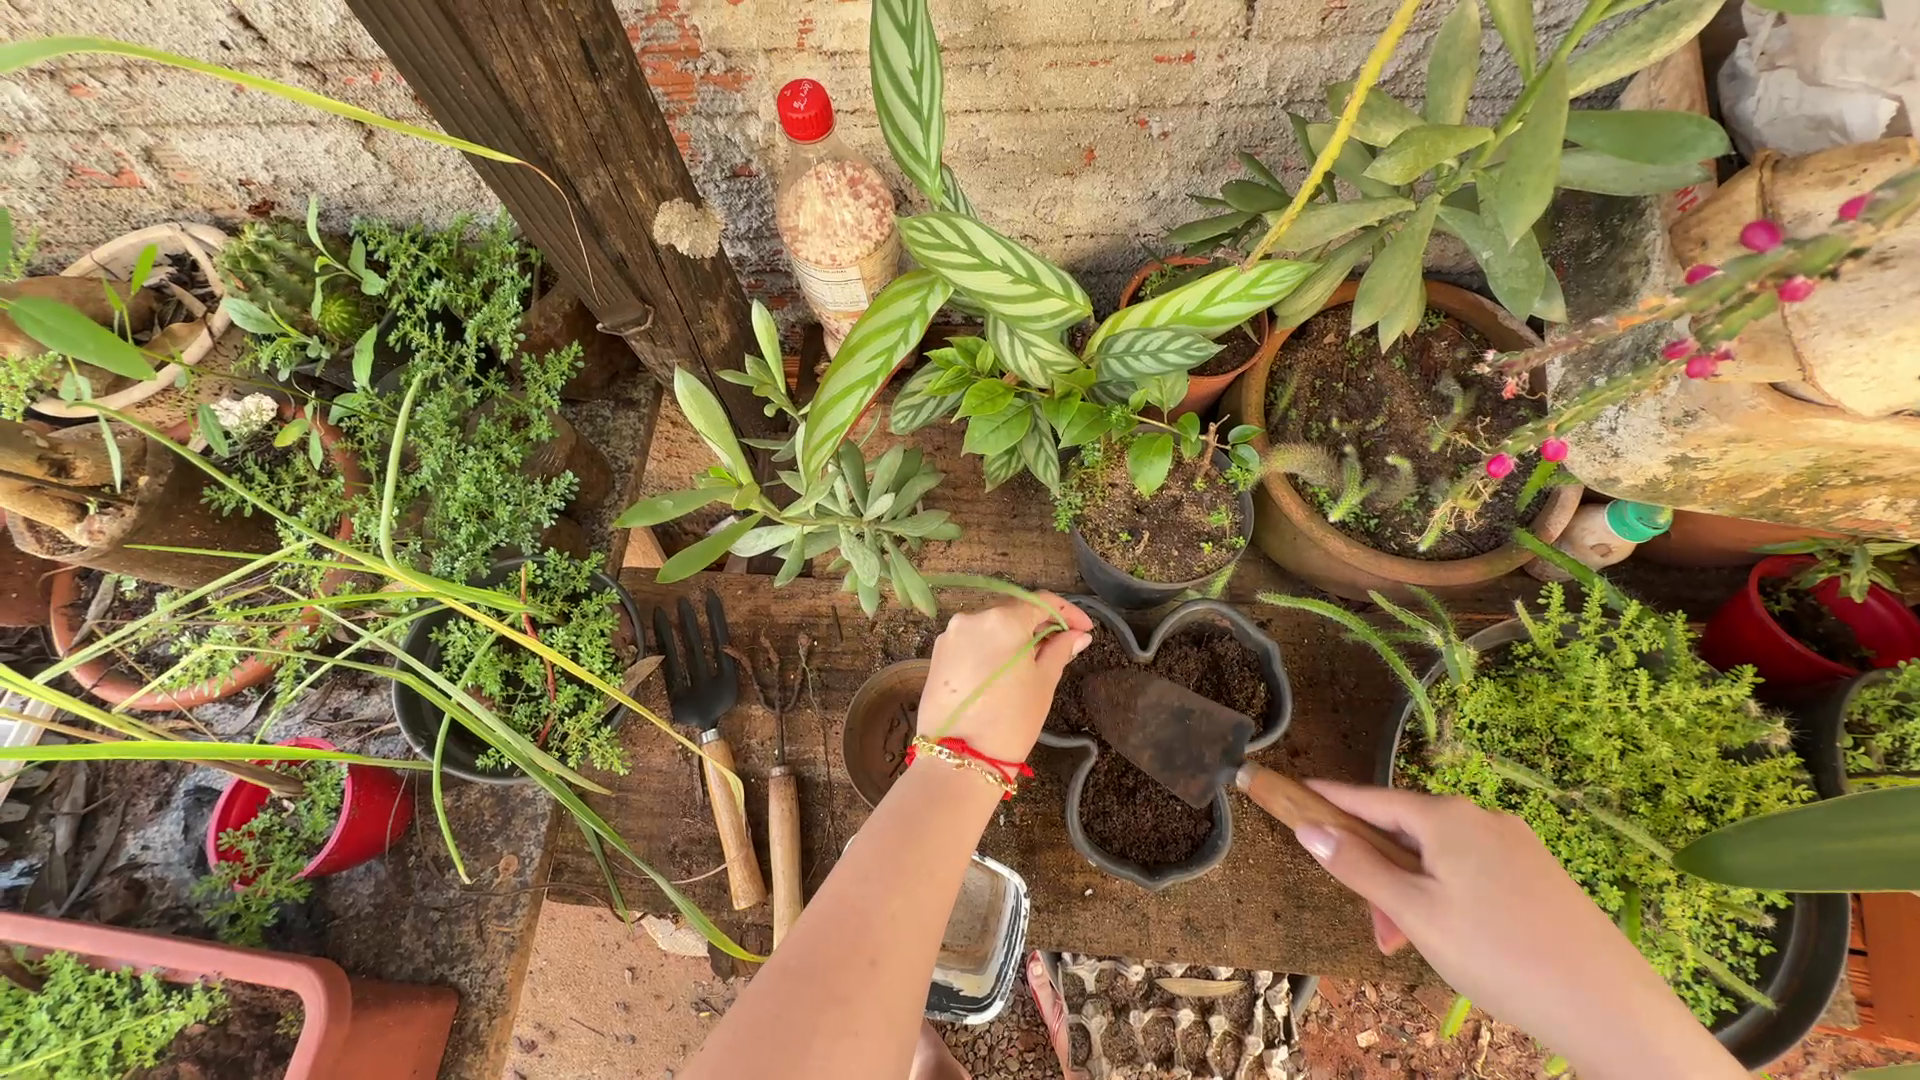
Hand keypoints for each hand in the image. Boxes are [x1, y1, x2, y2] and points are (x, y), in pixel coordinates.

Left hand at [915, 593, 1092, 762]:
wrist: (960, 756)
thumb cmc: (1010, 720)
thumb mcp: (1043, 683)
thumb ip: (1059, 650)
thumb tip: (1076, 635)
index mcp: (1003, 620)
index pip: (1042, 601)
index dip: (1067, 612)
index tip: (1083, 629)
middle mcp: (973, 618)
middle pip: (1014, 610)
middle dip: (1040, 624)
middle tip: (1063, 645)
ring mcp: (951, 635)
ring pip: (991, 626)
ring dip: (1014, 636)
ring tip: (1033, 661)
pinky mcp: (938, 654)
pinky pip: (972, 641)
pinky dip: (991, 648)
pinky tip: (1004, 669)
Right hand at [1293, 780, 1743, 1079]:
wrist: (1615, 1013)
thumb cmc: (1498, 954)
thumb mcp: (1413, 912)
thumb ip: (1357, 866)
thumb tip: (1308, 828)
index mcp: (1447, 817)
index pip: (1369, 798)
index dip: (1329, 799)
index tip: (1294, 793)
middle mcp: (1482, 818)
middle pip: (1405, 831)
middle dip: (1379, 871)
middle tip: (1375, 928)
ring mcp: (1517, 845)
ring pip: (1439, 856)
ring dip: (1412, 891)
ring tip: (1413, 945)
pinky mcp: (1540, 875)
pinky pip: (1472, 871)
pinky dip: (1446, 895)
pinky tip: (1456, 939)